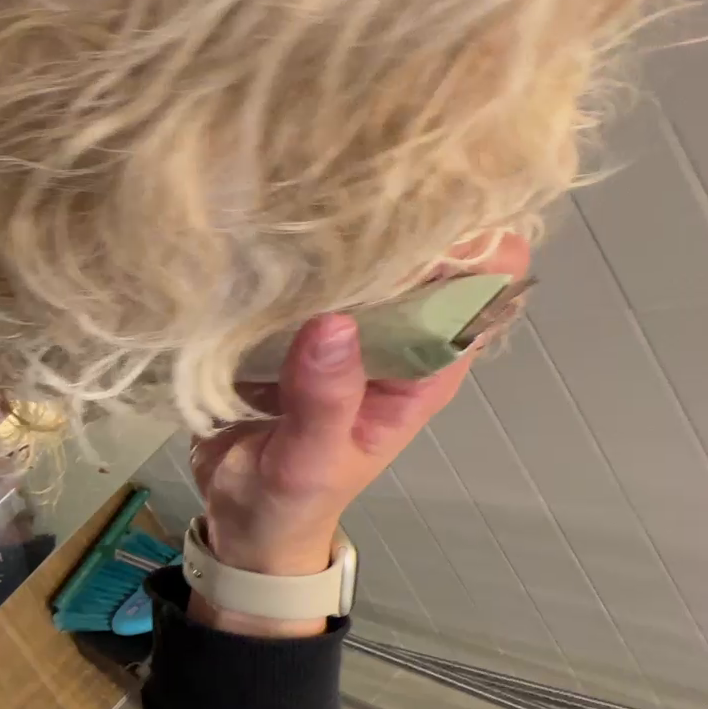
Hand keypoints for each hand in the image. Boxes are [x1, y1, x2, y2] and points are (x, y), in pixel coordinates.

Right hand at [187, 233, 528, 635]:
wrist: (235, 518)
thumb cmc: (287, 499)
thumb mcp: (310, 460)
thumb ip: (325, 399)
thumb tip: (332, 321)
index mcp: (418, 375)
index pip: (472, 295)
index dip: (467, 247)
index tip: (426, 202)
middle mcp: (382, 347)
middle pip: (408, 272)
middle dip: (387, 232)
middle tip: (338, 190)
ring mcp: (329, 341)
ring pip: (346, 277)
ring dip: (324, 248)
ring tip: (292, 204)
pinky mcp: (278, 342)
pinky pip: (289, 296)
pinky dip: (276, 273)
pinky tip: (253, 246)